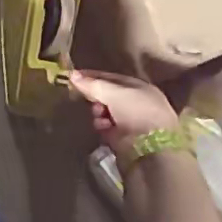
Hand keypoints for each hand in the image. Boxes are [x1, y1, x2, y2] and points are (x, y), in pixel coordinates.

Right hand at [67, 69, 181, 153]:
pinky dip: (102, 126)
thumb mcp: (114, 93)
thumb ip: (93, 85)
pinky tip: (103, 127)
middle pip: (107, 95)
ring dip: (98, 112)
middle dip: (95, 96)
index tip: (75, 77)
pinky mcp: (122, 137)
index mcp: (139, 88)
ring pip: (104, 111)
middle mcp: (135, 103)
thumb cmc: (136, 112)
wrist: (149, 147)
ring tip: (98, 114)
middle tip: (85, 97)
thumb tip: (72, 75)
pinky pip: (105, 127)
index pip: (112, 78)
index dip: (94, 76)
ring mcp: (129, 120)